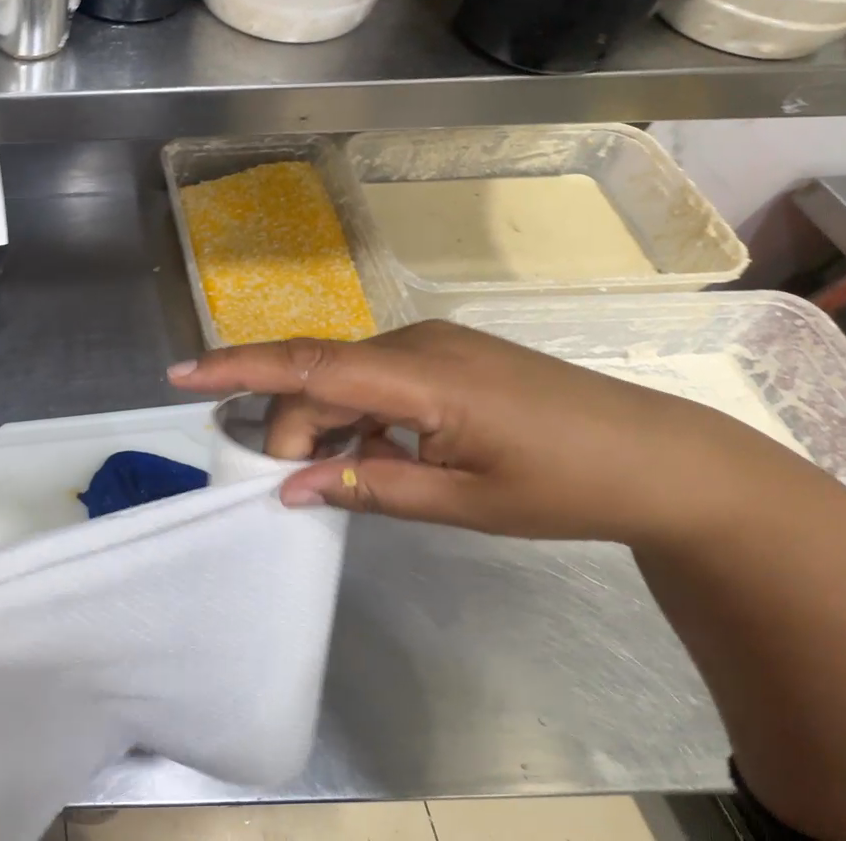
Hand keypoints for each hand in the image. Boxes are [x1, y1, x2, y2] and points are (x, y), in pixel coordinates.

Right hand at [168, 320, 830, 547]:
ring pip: (343, 376)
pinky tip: (372, 452)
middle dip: (291, 428)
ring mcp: (433, 343)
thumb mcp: (462, 503)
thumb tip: (287, 487)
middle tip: (289, 485)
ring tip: (330, 472)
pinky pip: (373, 376)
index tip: (179, 376)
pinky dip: (354, 414)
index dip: (238, 367)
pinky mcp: (445, 353)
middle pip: (319, 376)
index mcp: (425, 377)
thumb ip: (368, 486)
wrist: (665, 460)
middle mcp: (418, 343)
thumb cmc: (568, 487)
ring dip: (322, 422)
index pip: (310, 365)